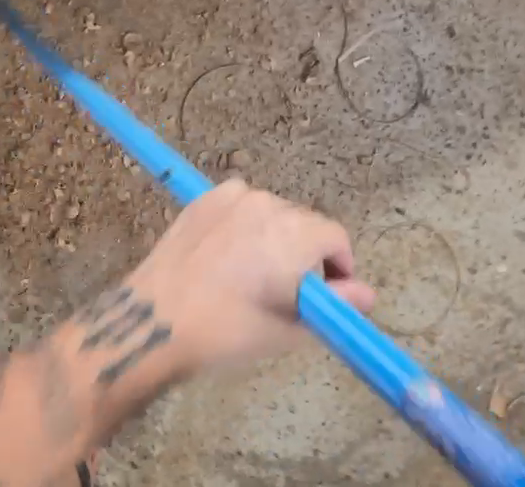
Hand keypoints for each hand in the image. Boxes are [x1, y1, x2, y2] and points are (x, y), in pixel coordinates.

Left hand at [127, 179, 374, 376]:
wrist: (158, 316)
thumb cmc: (228, 329)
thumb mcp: (289, 328)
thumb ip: (334, 306)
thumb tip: (367, 294)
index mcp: (295, 234)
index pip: (336, 237)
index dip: (338, 268)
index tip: (323, 295)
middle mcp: (267, 204)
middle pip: (304, 223)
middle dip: (305, 253)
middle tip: (286, 291)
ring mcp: (231, 196)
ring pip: (272, 213)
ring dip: (274, 237)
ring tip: (253, 275)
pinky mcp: (204, 198)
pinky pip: (240, 205)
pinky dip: (244, 223)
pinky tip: (228, 254)